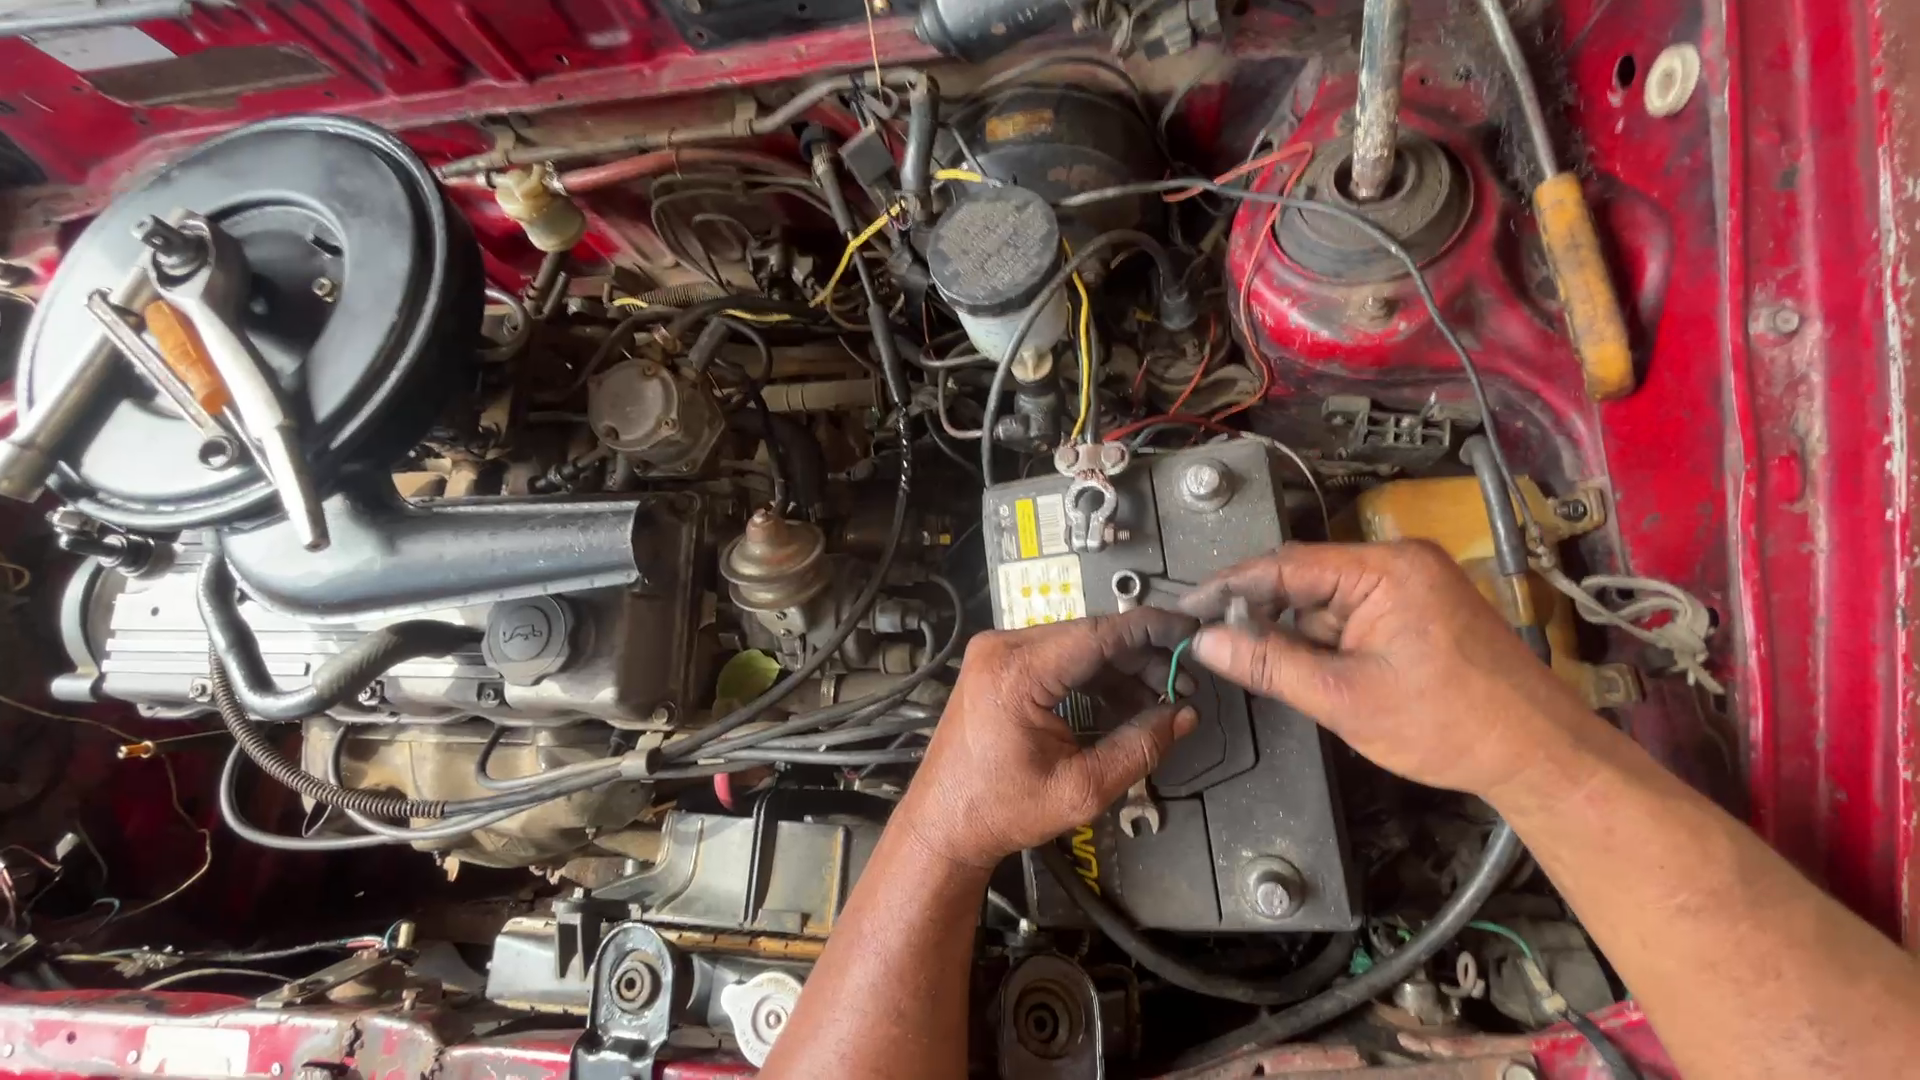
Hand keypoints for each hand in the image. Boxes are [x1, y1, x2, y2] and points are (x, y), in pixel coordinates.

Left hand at [895, 607, 1199, 869]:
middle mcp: (1002, 647)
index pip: (1098, 633)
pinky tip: (1125, 700)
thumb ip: (1138, 747)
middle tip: (1182, 684)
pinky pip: (1058, 657)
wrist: (943, 821)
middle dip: (1142, 656)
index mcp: (1016, 672)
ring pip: (1076, 644)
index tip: (1191, 630)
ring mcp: (997, 652)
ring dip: (1120, 667)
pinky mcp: (998, 664)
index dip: (1151, 629)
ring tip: (1160, 698)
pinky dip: (1093, 675)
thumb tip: (1184, 715)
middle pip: (1089, 634)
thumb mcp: (1081, 788)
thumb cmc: (1000, 810)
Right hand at [1179, 541, 1598, 799]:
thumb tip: (1207, 641)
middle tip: (1215, 643)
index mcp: (1386, 569)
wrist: (1540, 756)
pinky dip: (1318, 639)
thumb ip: (1268, 663)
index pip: (1284, 565)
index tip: (1188, 608)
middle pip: (1301, 578)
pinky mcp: (1412, 609)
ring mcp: (1408, 585)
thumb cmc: (1454, 726)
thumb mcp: (1343, 697)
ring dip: (1289, 630)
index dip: (1228, 587)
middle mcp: (1397, 564)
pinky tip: (1303, 666)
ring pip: (1320, 599)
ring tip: (1261, 664)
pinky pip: (1345, 613)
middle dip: (1258, 612)